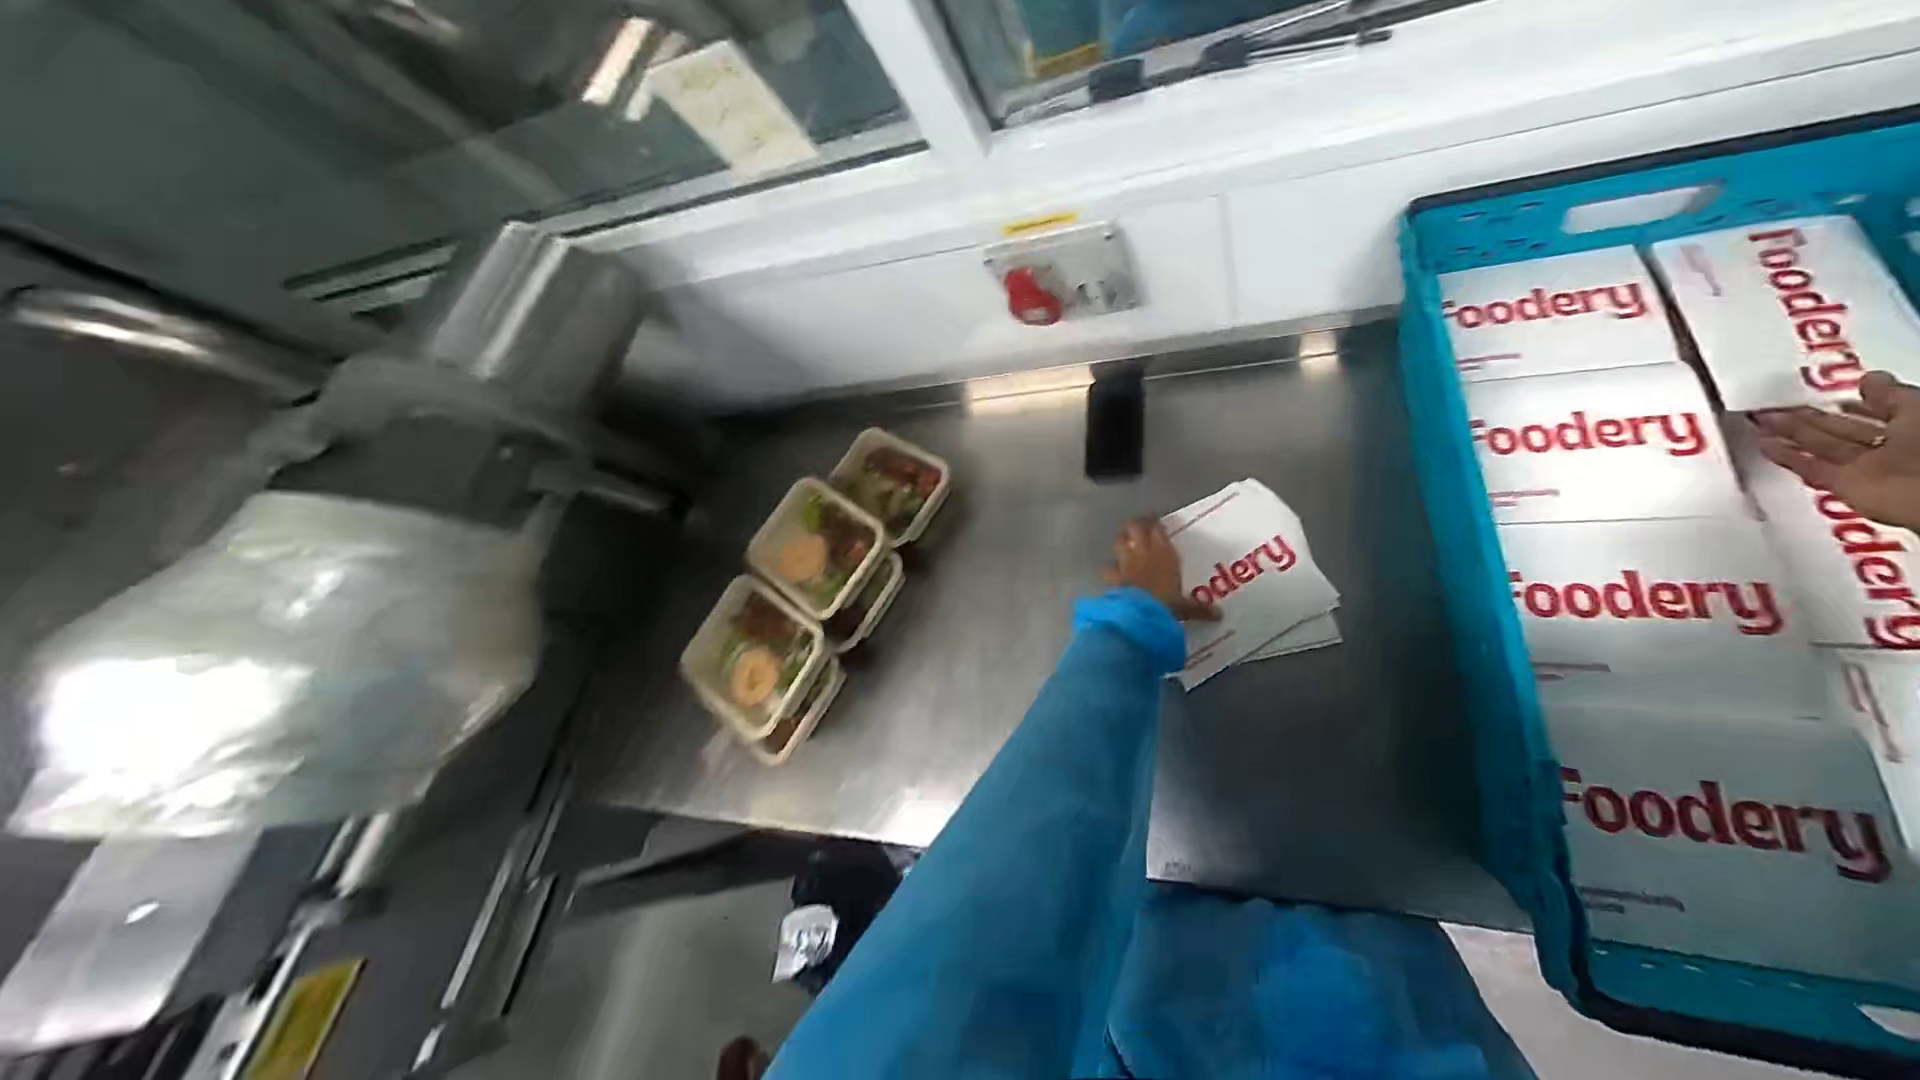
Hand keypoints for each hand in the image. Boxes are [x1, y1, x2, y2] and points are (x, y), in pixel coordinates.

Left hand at [1102, 517, 1218, 621]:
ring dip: (1120, 542)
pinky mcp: (1112, 576)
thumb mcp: (1186, 607)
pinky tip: (1113, 572)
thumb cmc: (1168, 603)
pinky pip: (1108, 568)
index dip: (1154, 523)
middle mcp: (1142, 552)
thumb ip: (1200, 609)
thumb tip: (1219, 615)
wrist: (1140, 613)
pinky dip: (1110, 569)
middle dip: (1135, 525)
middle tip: (1138, 528)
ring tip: (1124, 544)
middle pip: (1133, 527)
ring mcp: (1124, 562)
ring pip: (1118, 542)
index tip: (1156, 522)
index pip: (1156, 528)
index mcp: (1163, 552)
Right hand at [1757, 371, 1919, 533]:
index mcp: (1911, 426)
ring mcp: (1863, 466)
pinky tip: (1764, 444)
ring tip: (1762, 420)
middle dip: (1811, 417)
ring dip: (1790, 434)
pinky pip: (1809, 467)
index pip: (1882, 409)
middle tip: (1778, 406)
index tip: (1831, 392)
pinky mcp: (1840, 484)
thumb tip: (1870, 378)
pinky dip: (1785, 456)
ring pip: (1821, 446)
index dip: (1859, 400)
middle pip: (1842, 429)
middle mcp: (1888, 445)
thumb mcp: (1917, 411)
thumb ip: (1891, 397)